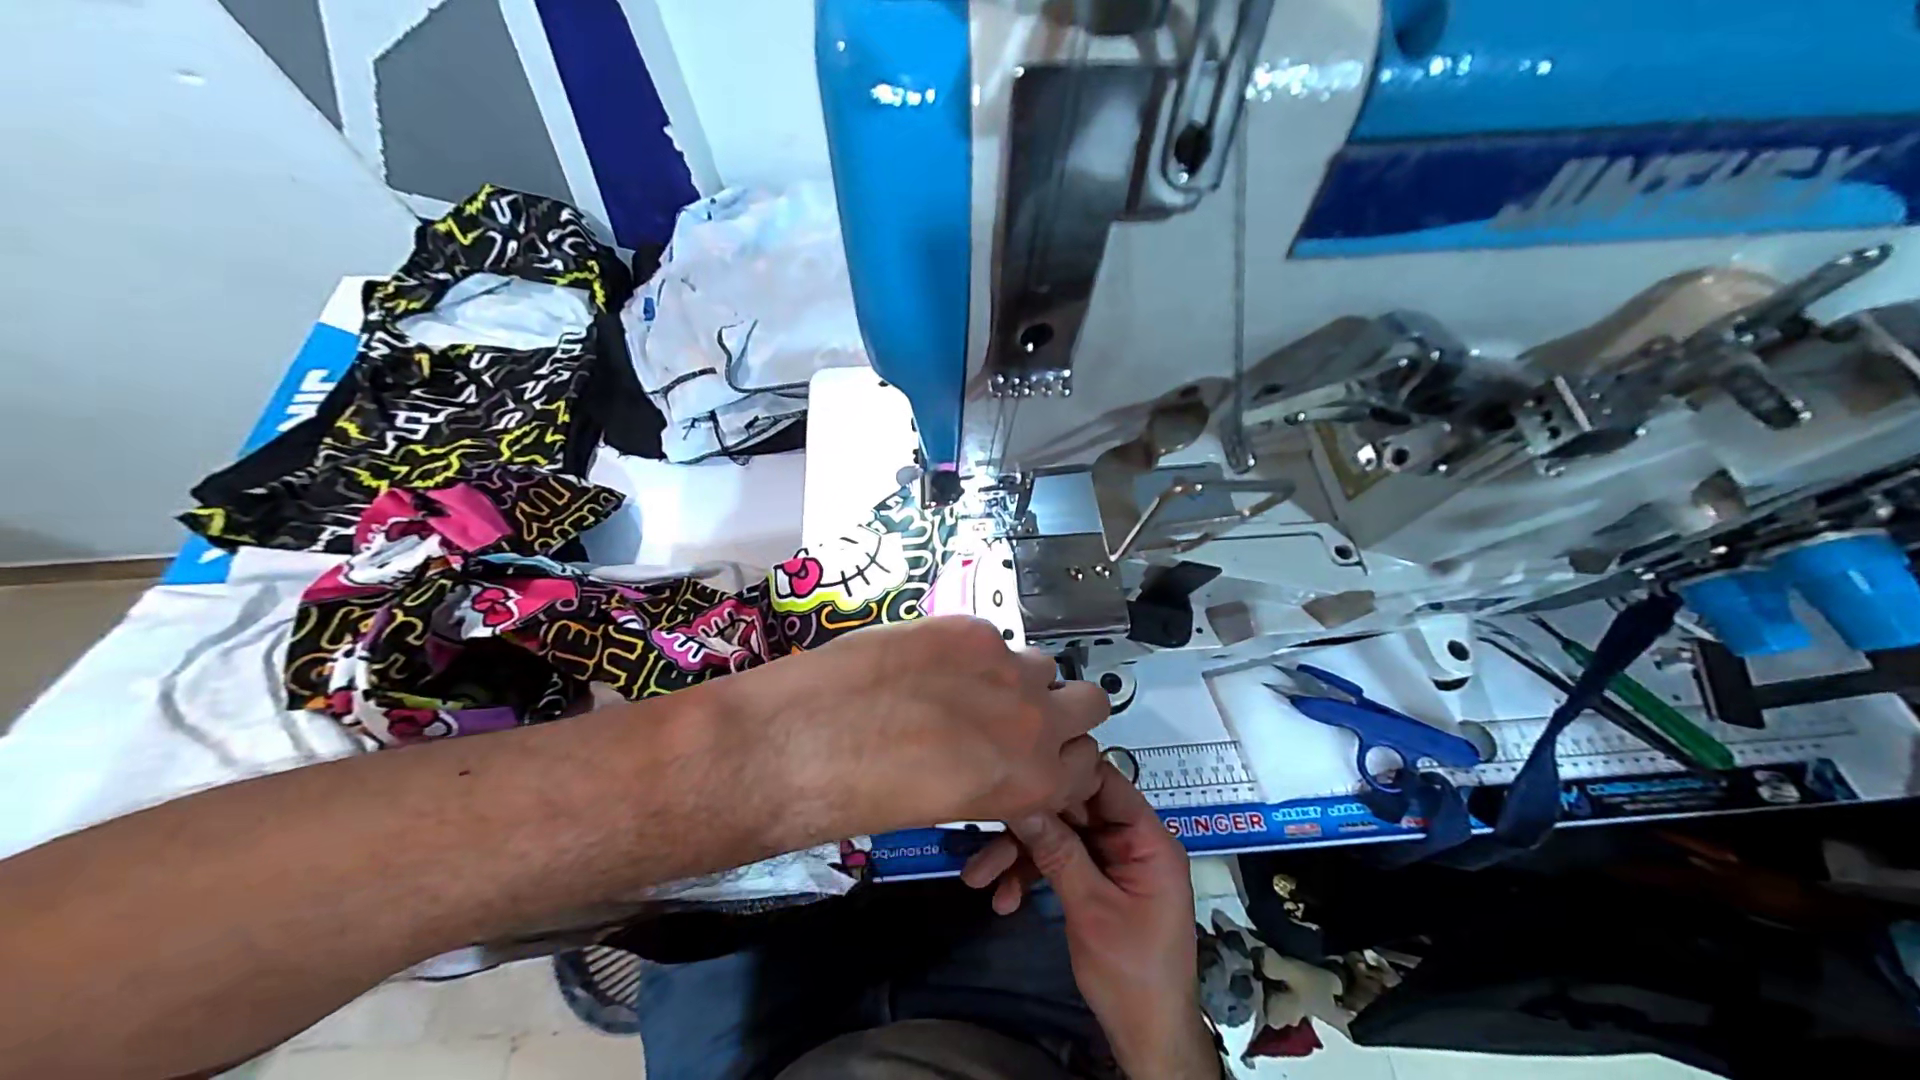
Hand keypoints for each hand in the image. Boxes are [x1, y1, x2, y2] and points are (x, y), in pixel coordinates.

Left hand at [715, 616, 1106, 844]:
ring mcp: (1005, 667)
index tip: (1041, 754)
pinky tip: (927, 663)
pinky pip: (992, 638)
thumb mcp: (949, 806)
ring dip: (1017, 677)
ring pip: (1042, 664)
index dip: (1065, 758)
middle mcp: (1037, 722)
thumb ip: (995, 781)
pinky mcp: (969, 628)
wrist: (805, 740)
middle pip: (1091, 703)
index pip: (1089, 763)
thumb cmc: (865, 797)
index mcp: (1035, 783)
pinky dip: (972, 652)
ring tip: (965, 686)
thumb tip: (994, 761)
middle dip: (1063, 711)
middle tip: (1015, 717)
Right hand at [962, 763, 1218, 1079]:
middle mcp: (1129, 842)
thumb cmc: (1133, 973)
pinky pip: (1058, 863)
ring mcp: (1110, 861)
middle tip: (983, 836)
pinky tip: (1003, 899)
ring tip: (978, 879)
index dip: (1063, 774)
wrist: (1148, 1039)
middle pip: (1072, 812)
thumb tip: (1024, 804)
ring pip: (1058, 838)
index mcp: (1147, 839)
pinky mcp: (1094, 881)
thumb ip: (1057, 852)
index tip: (1019, 774)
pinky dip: (1029, 878)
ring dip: (1018, 857)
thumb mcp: (1091, 909)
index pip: (1105, 782)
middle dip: (1027, 826)